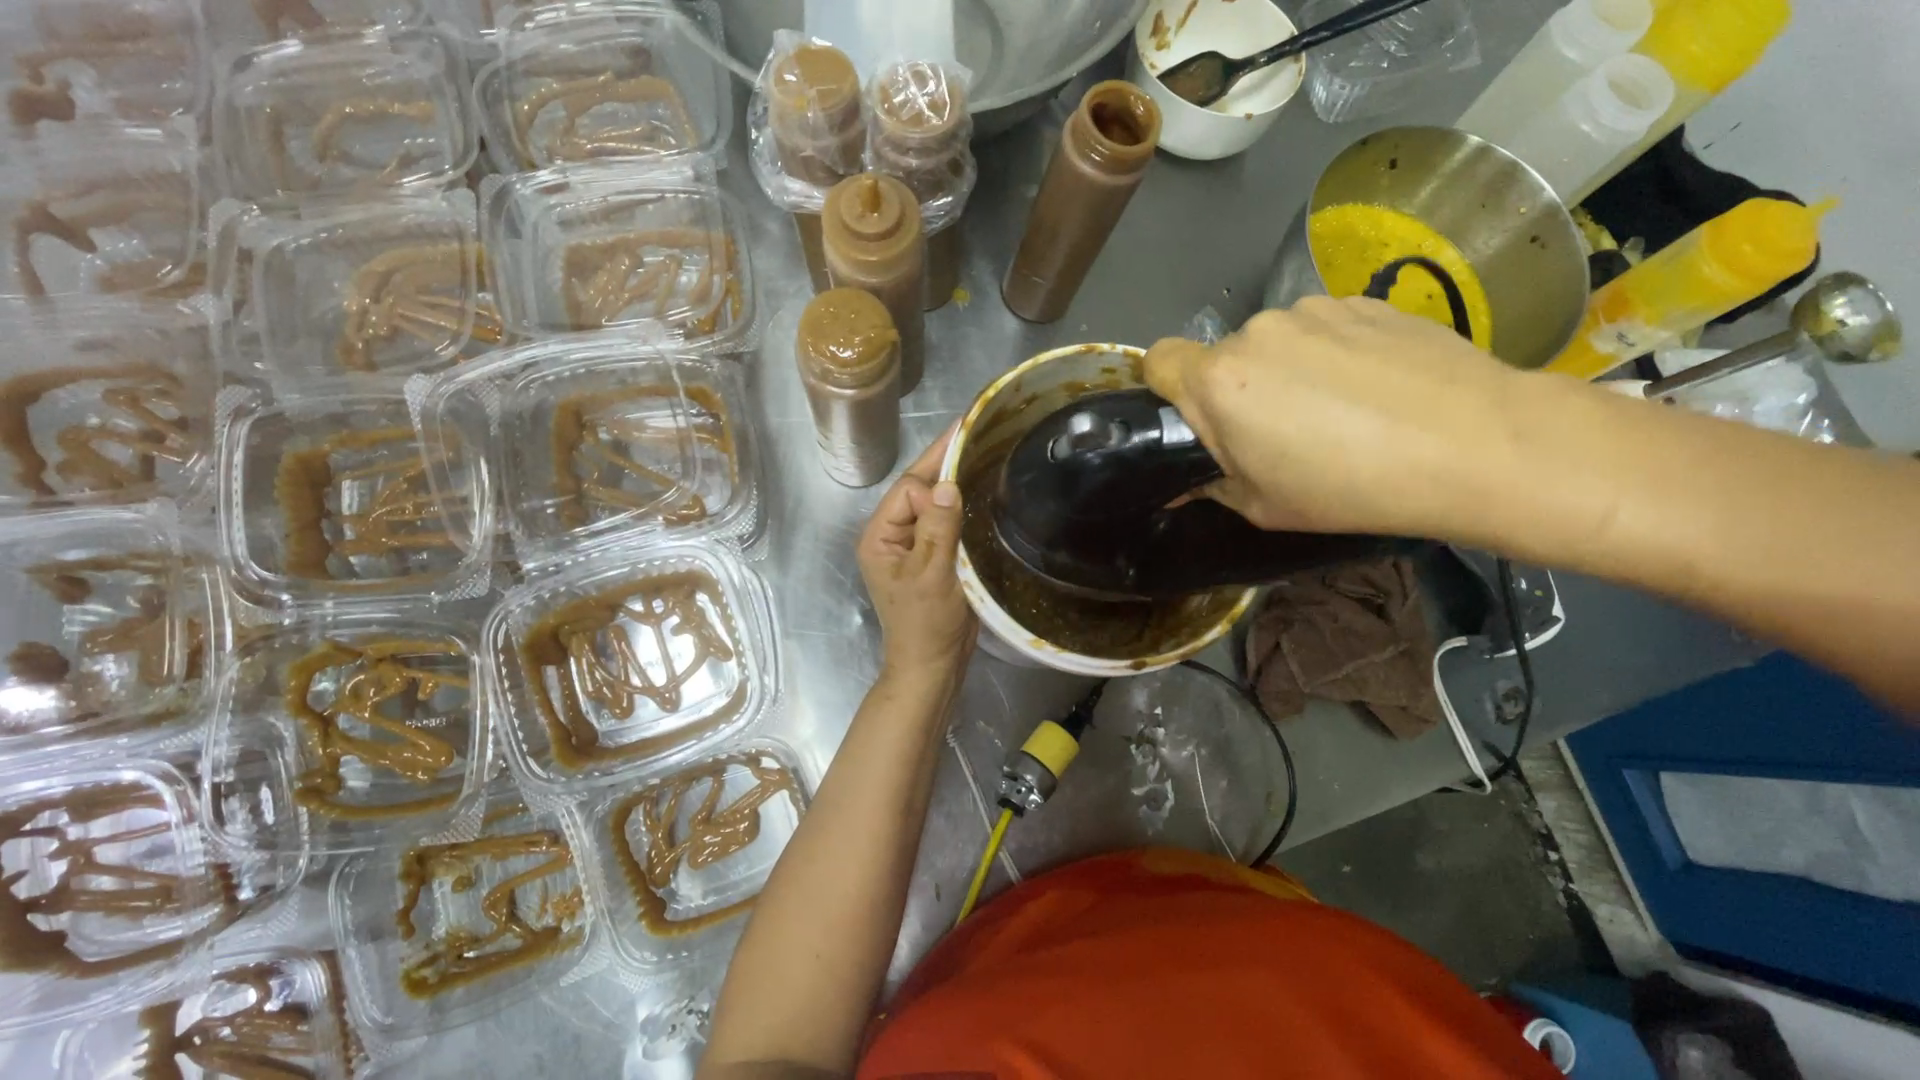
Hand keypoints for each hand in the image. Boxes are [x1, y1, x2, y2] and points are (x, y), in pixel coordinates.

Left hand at [857, 427, 976, 675]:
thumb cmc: (926, 623)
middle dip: (944, 465)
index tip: (966, 454)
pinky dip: (961, 509)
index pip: (908, 490)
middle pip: (918, 492)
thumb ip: (938, 528)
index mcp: (880, 537)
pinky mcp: (931, 558)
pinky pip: (944, 524)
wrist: (932, 666)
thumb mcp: (932, 575)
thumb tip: (946, 483)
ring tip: (984, 456)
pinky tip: (983, 496)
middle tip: (975, 430)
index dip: (935, 475)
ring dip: (955, 485)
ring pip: (933, 506)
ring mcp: (911, 548)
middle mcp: (891, 536)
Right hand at [1145, 296, 1525, 539]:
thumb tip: (1184, 483)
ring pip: (1277, 341)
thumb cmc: (1352, 488)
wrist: (1474, 444)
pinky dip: (1335, 353)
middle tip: (1283, 432)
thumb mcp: (1266, 507)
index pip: (1157, 361)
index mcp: (1219, 382)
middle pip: (1224, 356)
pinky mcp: (1364, 300)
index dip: (1168, 390)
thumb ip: (1212, 485)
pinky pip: (1326, 328)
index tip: (1201, 420)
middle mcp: (1257, 332)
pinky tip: (1375, 388)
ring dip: (1290, 368)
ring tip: (1341, 408)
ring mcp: (1314, 309)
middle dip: (1241, 389)